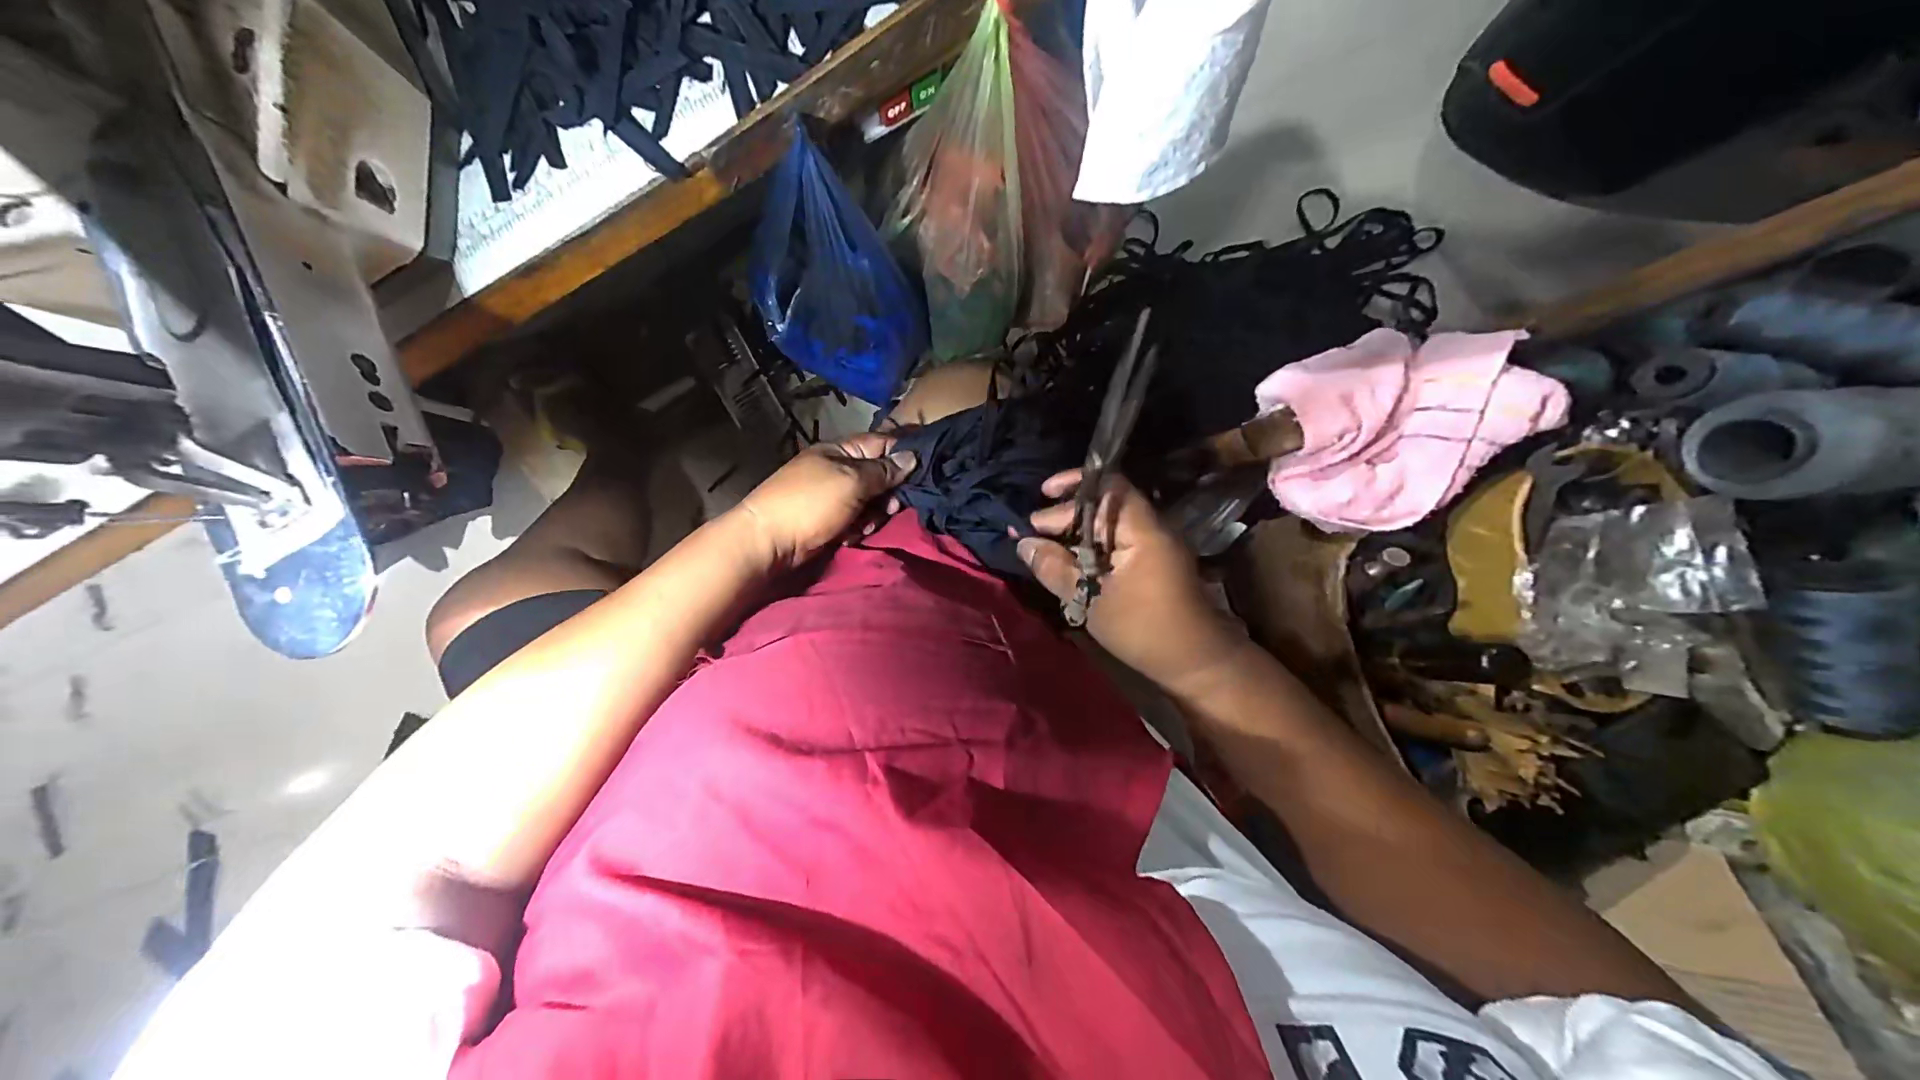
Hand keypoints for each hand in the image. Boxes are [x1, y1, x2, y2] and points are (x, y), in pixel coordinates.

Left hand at [731, 432, 916, 572]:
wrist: (768, 543)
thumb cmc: (810, 504)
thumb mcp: (851, 481)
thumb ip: (884, 470)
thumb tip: (912, 456)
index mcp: (840, 450)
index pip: (883, 443)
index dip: (904, 455)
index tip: (925, 471)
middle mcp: (838, 469)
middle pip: (880, 476)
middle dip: (889, 494)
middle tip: (889, 508)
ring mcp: (833, 496)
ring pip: (872, 502)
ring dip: (873, 516)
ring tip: (862, 527)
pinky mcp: (830, 521)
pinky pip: (857, 520)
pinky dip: (858, 529)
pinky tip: (849, 537)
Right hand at [1019, 470, 1246, 693]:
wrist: (1197, 662)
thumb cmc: (1144, 629)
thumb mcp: (1090, 601)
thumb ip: (1055, 568)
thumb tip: (1023, 543)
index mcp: (1141, 529)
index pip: (1107, 487)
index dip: (1072, 486)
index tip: (1041, 500)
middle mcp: (1151, 528)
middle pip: (1105, 503)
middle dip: (1067, 512)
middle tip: (1034, 530)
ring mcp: (1154, 545)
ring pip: (1108, 524)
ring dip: (1076, 530)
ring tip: (1045, 543)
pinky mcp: (1152, 562)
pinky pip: (1116, 542)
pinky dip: (1090, 545)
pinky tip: (1068, 559)